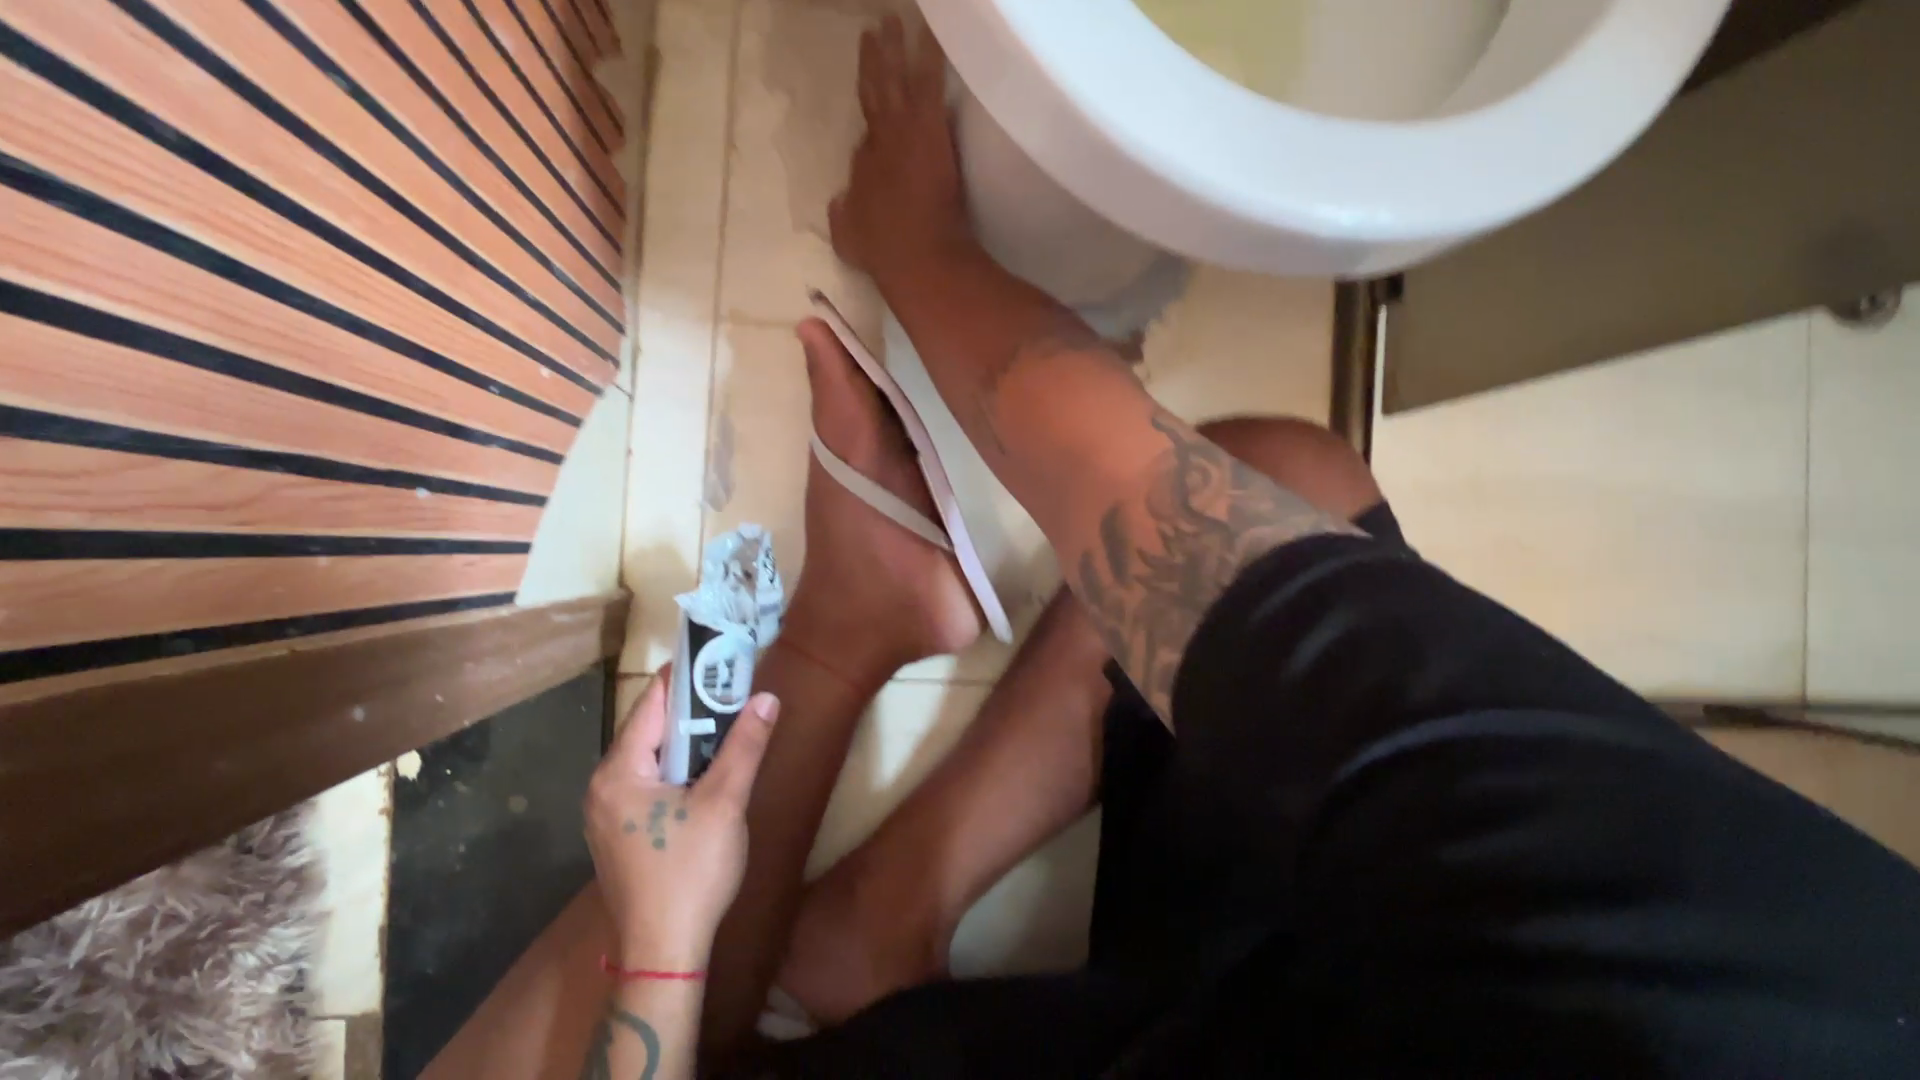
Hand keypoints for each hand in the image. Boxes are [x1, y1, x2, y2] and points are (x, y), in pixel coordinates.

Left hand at [583, 671, 780, 969]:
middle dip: (690, 710)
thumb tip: (767, 698)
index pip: (650, 705)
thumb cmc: (691, 872)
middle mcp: (601, 787)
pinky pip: (647, 784)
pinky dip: (676, 769)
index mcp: (617, 773)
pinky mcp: (618, 836)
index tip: (716, 656)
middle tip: (731, 689)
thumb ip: (744, 746)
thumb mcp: (724, 803)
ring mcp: (606, 815)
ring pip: (649, 760)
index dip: (684, 677)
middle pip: (647, 731)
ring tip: (726, 724)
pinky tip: (705, 772)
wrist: (664, 952)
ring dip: (685, 742)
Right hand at [830, 14, 970, 282]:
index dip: (873, 138)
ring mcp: (903, 132)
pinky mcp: (930, 129)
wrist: (919, 257)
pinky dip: (929, 57)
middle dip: (872, 64)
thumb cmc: (884, 254)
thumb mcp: (848, 236)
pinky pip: (929, 83)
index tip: (880, 138)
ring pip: (896, 78)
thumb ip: (844, 213)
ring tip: (893, 22)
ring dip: (893, 48)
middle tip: (871, 34)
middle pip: (873, 94)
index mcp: (859, 168)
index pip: (865, 141)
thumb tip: (842, 201)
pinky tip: (930, 37)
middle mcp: (876, 142)